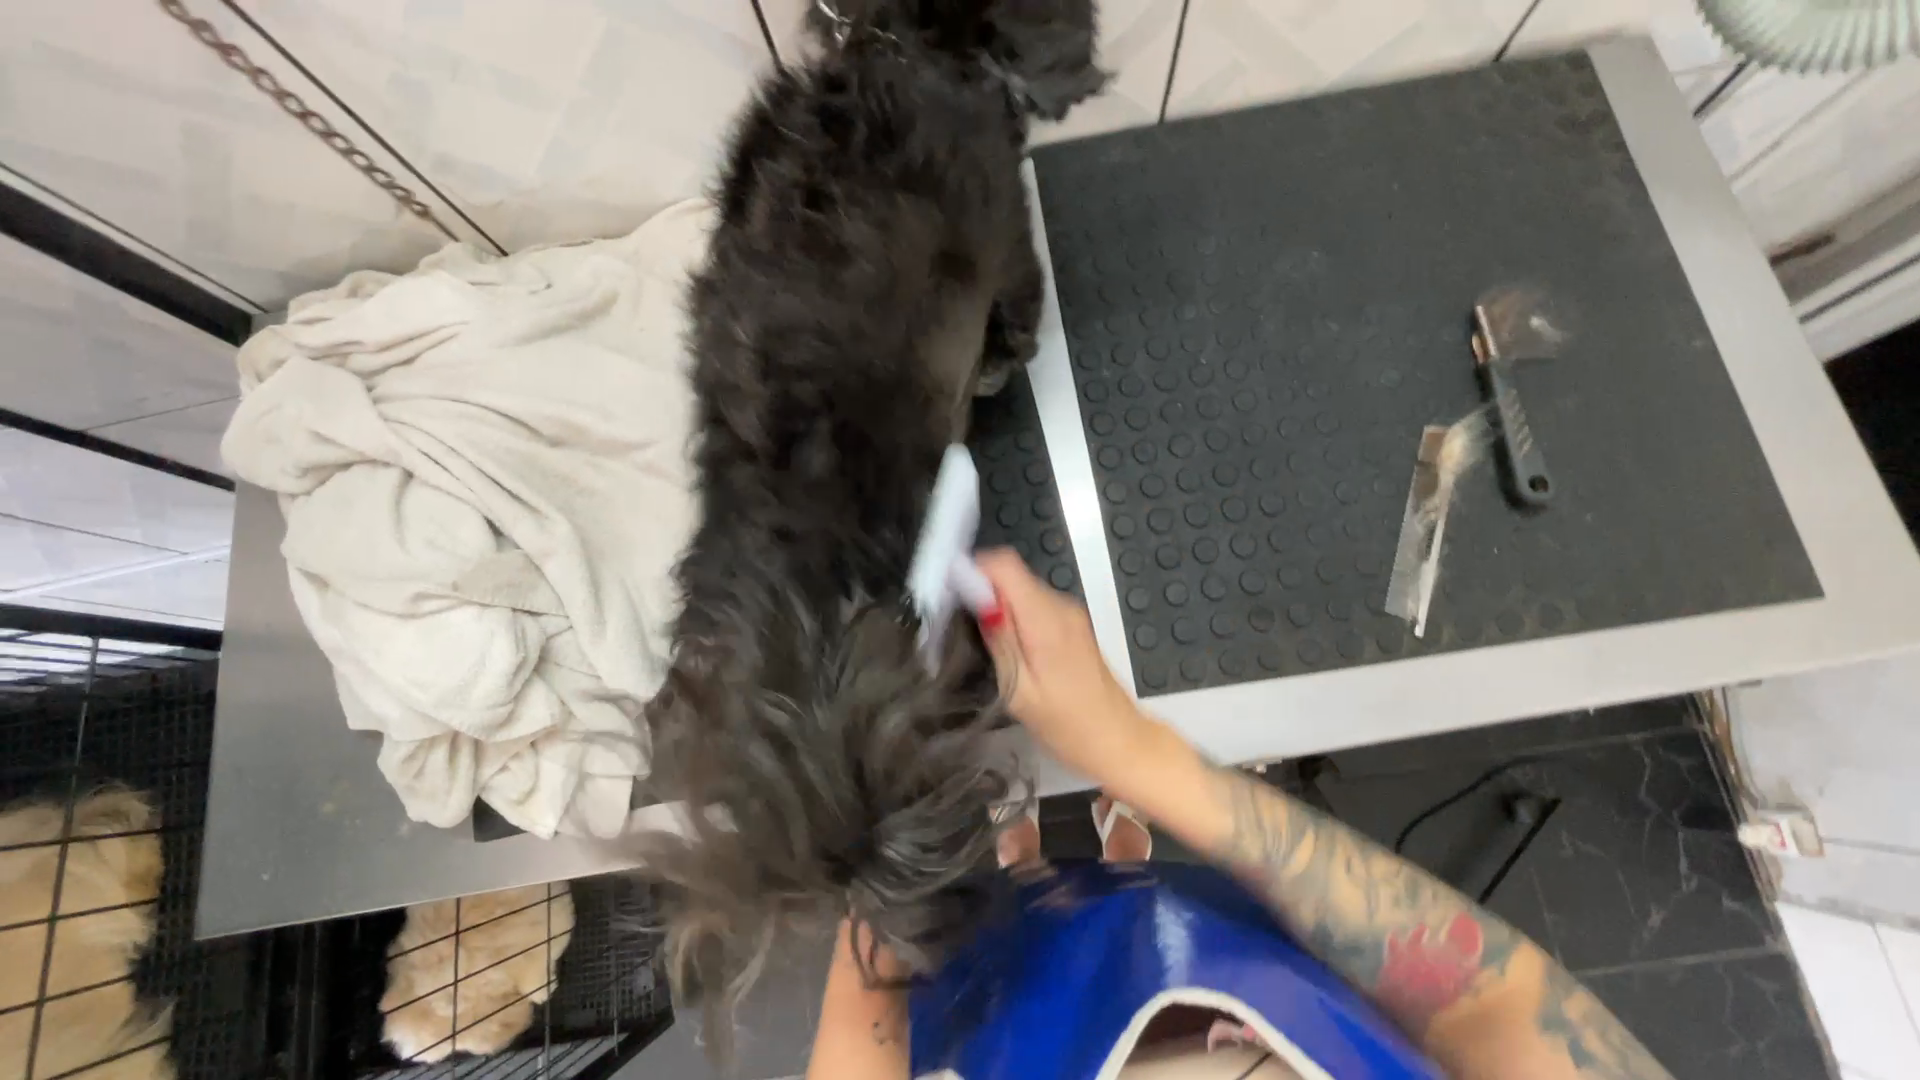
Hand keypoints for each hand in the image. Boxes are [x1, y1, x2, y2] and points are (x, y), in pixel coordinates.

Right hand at [975, 549, 1152, 784]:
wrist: (1118, 741)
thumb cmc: (1067, 726)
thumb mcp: (1020, 690)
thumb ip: (999, 638)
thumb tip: (975, 596)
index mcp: (1047, 619)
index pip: (1005, 564)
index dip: (973, 571)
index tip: (951, 595)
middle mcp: (1062, 606)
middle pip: (1011, 576)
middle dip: (982, 593)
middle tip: (962, 629)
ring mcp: (1071, 614)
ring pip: (1021, 590)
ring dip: (997, 608)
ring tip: (985, 647)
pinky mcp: (1073, 625)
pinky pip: (1035, 606)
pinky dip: (1015, 618)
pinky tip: (1010, 652)